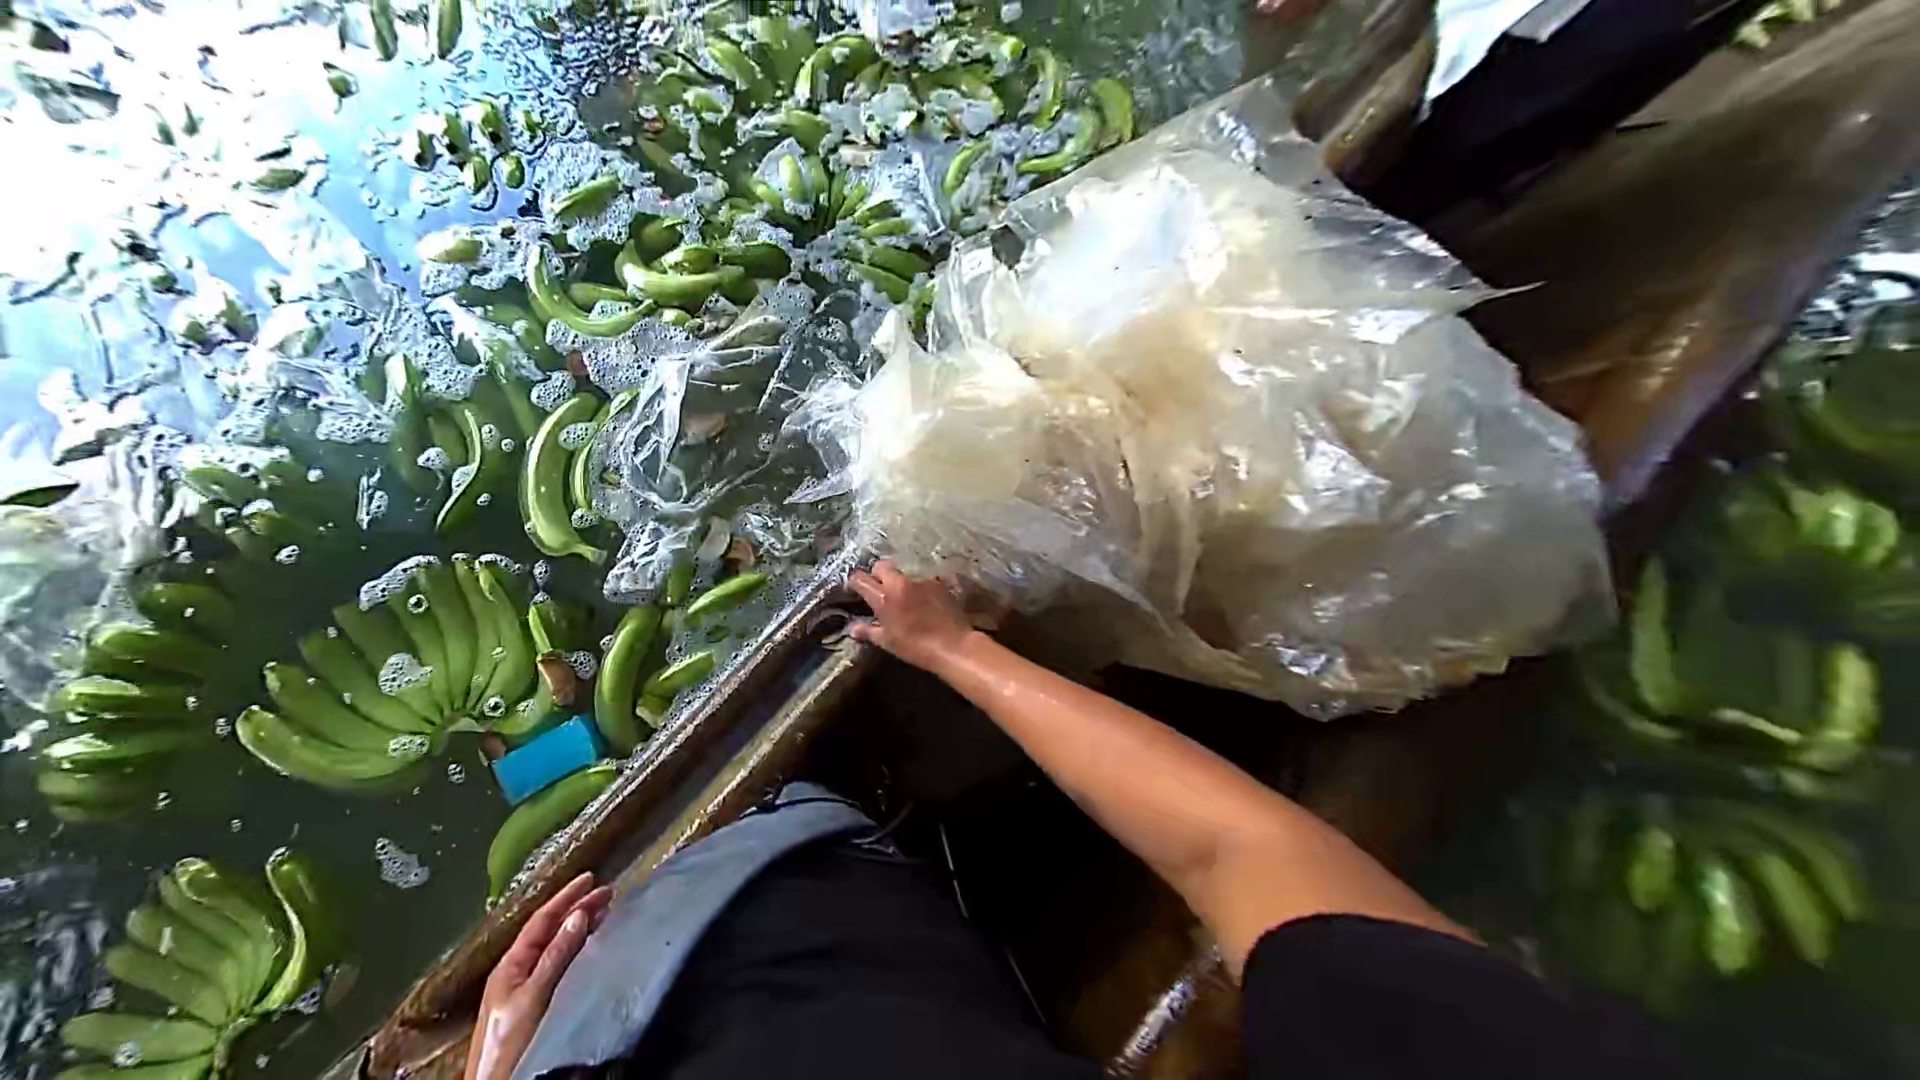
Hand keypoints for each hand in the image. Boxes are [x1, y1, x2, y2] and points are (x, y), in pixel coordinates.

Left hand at [464, 873, 612, 1079]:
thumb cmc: (511, 1040)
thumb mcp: (534, 995)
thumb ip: (556, 954)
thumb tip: (579, 914)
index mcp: (511, 964)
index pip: (542, 920)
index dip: (566, 897)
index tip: (591, 878)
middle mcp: (517, 971)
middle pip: (549, 930)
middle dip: (577, 907)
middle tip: (608, 891)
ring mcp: (525, 987)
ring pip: (555, 945)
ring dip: (579, 925)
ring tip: (605, 911)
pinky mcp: (536, 1002)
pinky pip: (559, 962)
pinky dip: (577, 946)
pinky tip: (591, 944)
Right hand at [847, 559, 979, 673]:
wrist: (952, 646)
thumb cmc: (915, 647)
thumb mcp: (887, 642)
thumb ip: (868, 631)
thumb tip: (852, 628)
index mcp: (883, 597)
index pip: (860, 579)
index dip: (855, 582)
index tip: (855, 589)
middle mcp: (900, 583)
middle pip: (881, 566)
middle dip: (877, 575)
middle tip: (879, 591)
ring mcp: (921, 581)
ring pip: (903, 574)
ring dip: (900, 584)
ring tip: (905, 601)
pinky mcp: (938, 584)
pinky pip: (922, 582)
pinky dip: (919, 590)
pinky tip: (924, 604)